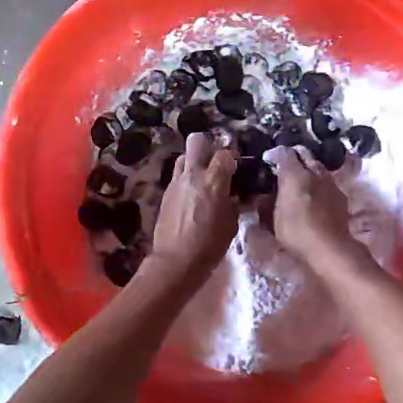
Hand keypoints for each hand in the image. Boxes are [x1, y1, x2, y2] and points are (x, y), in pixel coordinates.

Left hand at [149, 133, 237, 278]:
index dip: (232, 156)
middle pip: (197, 141)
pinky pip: (177, 175)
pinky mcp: (166, 193)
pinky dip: (186, 178)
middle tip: (216, 160)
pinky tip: (192, 194)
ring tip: (202, 176)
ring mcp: (176, 183)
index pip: (225, 153)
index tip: (236, 165)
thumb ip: (233, 203)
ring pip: (184, 156)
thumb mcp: (231, 224)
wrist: (176, 261)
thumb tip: (235, 195)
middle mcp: (193, 175)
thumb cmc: (210, 245)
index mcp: (214, 181)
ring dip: (194, 161)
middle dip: (208, 145)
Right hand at [265, 145, 368, 278]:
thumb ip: (265, 204)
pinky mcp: (341, 195)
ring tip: (302, 179)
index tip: (268, 161)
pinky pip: (328, 182)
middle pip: (305, 154)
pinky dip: (320, 183)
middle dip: (294, 156)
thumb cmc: (296, 231)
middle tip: (285, 166)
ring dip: (309, 169)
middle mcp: (314, 172)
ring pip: (319, 167)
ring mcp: (331, 182)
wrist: (329, 246)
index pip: (284, 153)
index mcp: (294, 175)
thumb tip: (262, 197)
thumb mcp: (272, 220)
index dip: (274, 154)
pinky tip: (316, 195)